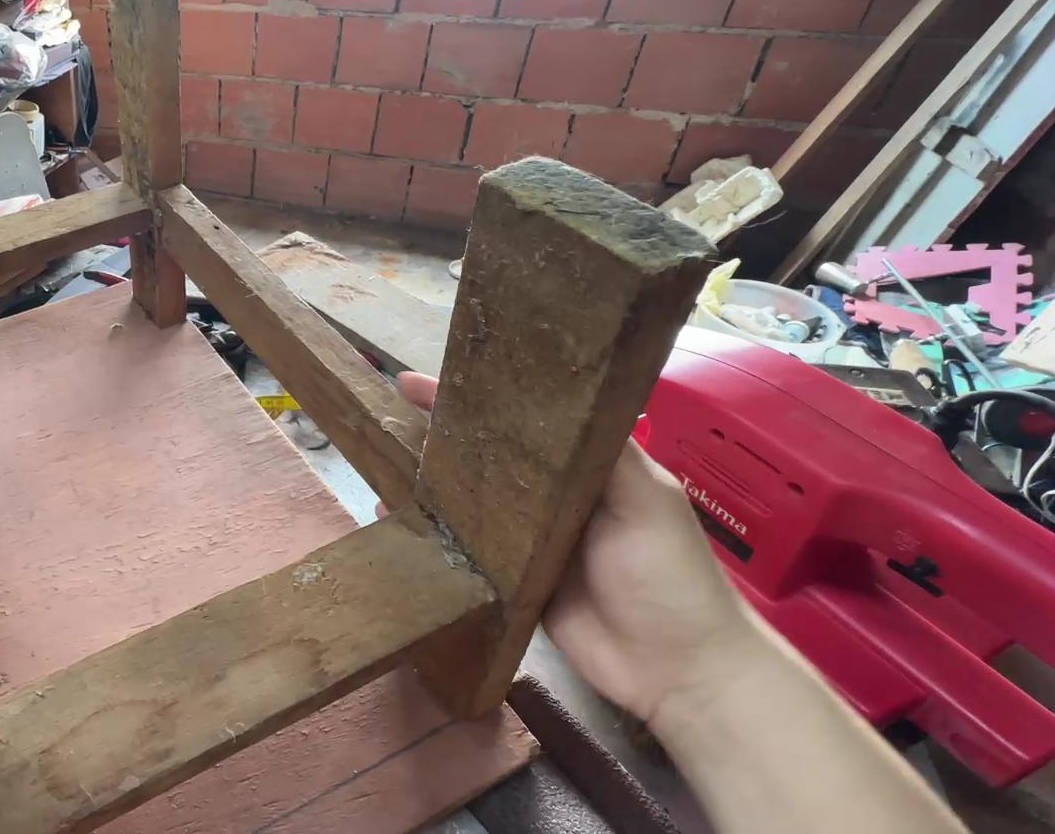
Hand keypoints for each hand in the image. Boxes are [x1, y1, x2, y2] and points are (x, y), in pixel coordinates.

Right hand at [394, 372, 757, 723]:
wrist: (677, 673)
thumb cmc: (668, 575)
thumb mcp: (647, 499)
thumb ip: (604, 452)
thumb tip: (554, 395)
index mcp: (578, 467)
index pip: (513, 419)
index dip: (465, 397)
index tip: (412, 382)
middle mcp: (544, 497)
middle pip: (479, 455)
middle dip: (431, 433)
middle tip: (382, 418)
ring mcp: (521, 540)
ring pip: (462, 500)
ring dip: (421, 482)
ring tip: (377, 463)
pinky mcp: (504, 580)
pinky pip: (458, 548)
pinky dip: (426, 533)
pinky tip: (392, 520)